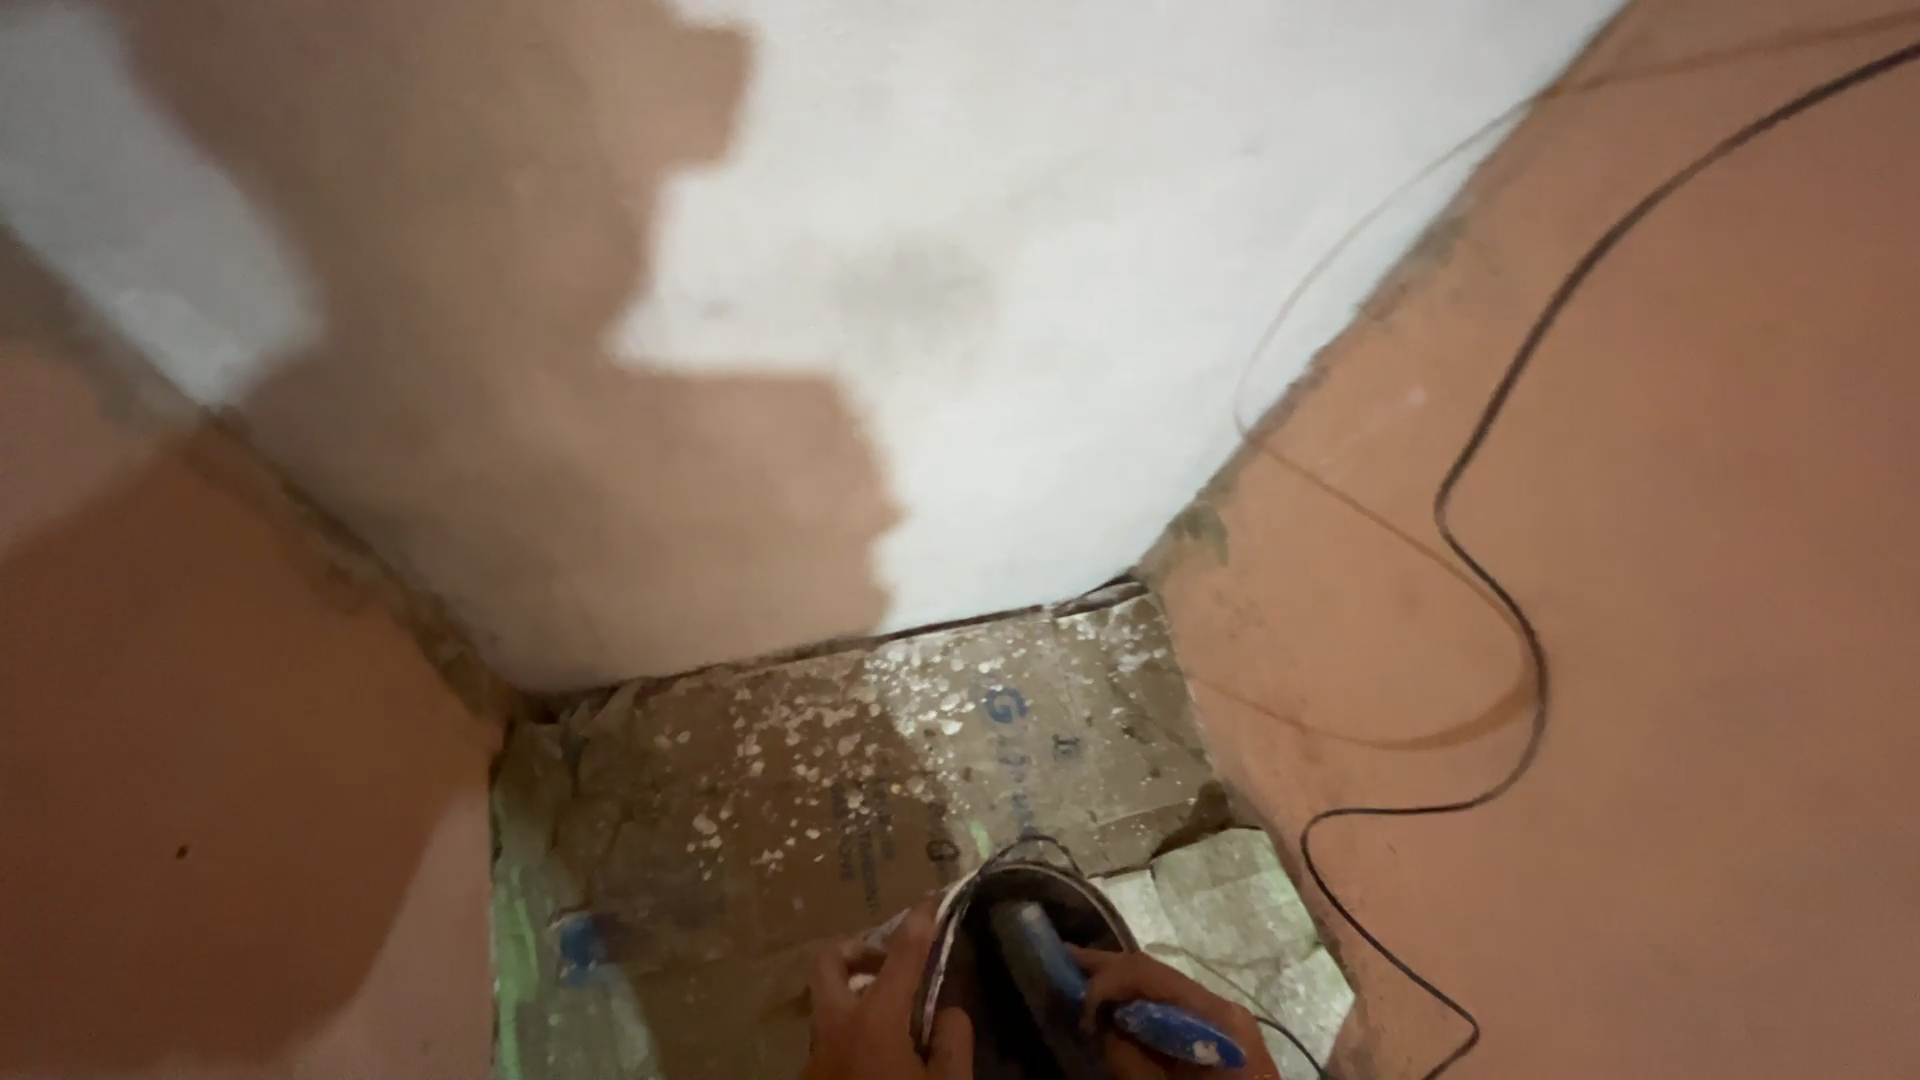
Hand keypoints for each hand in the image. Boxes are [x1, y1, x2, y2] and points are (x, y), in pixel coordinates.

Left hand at [801, 907, 972, 1079]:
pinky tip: (878, 1053)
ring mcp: (814, 1052)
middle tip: (888, 963)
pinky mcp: (809, 1076)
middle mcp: (836, 1025)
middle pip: (831, 958)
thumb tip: (946, 1012)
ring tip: (892, 1016)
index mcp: (874, 1019)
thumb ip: (953, 1039)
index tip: (934, 898)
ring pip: (828, 1001)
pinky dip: (852, 1030)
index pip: (903, 951)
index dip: (922, 919)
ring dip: (856, 994)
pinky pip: (829, 1036)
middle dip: (859, 949)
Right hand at [1071, 947, 1280, 1079]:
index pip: (1149, 974)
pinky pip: (1174, 1012)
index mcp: (1216, 1017)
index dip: (1105, 981)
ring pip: (1163, 989)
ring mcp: (1227, 1024)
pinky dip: (1141, 1008)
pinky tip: (1115, 1011)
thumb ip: (1128, 1058)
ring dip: (1122, 986)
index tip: (1076, 1008)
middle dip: (1108, 969)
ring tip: (1081, 979)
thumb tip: (1099, 1022)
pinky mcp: (1222, 1044)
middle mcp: (1224, 1008)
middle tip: (1064, 960)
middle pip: (1156, 974)